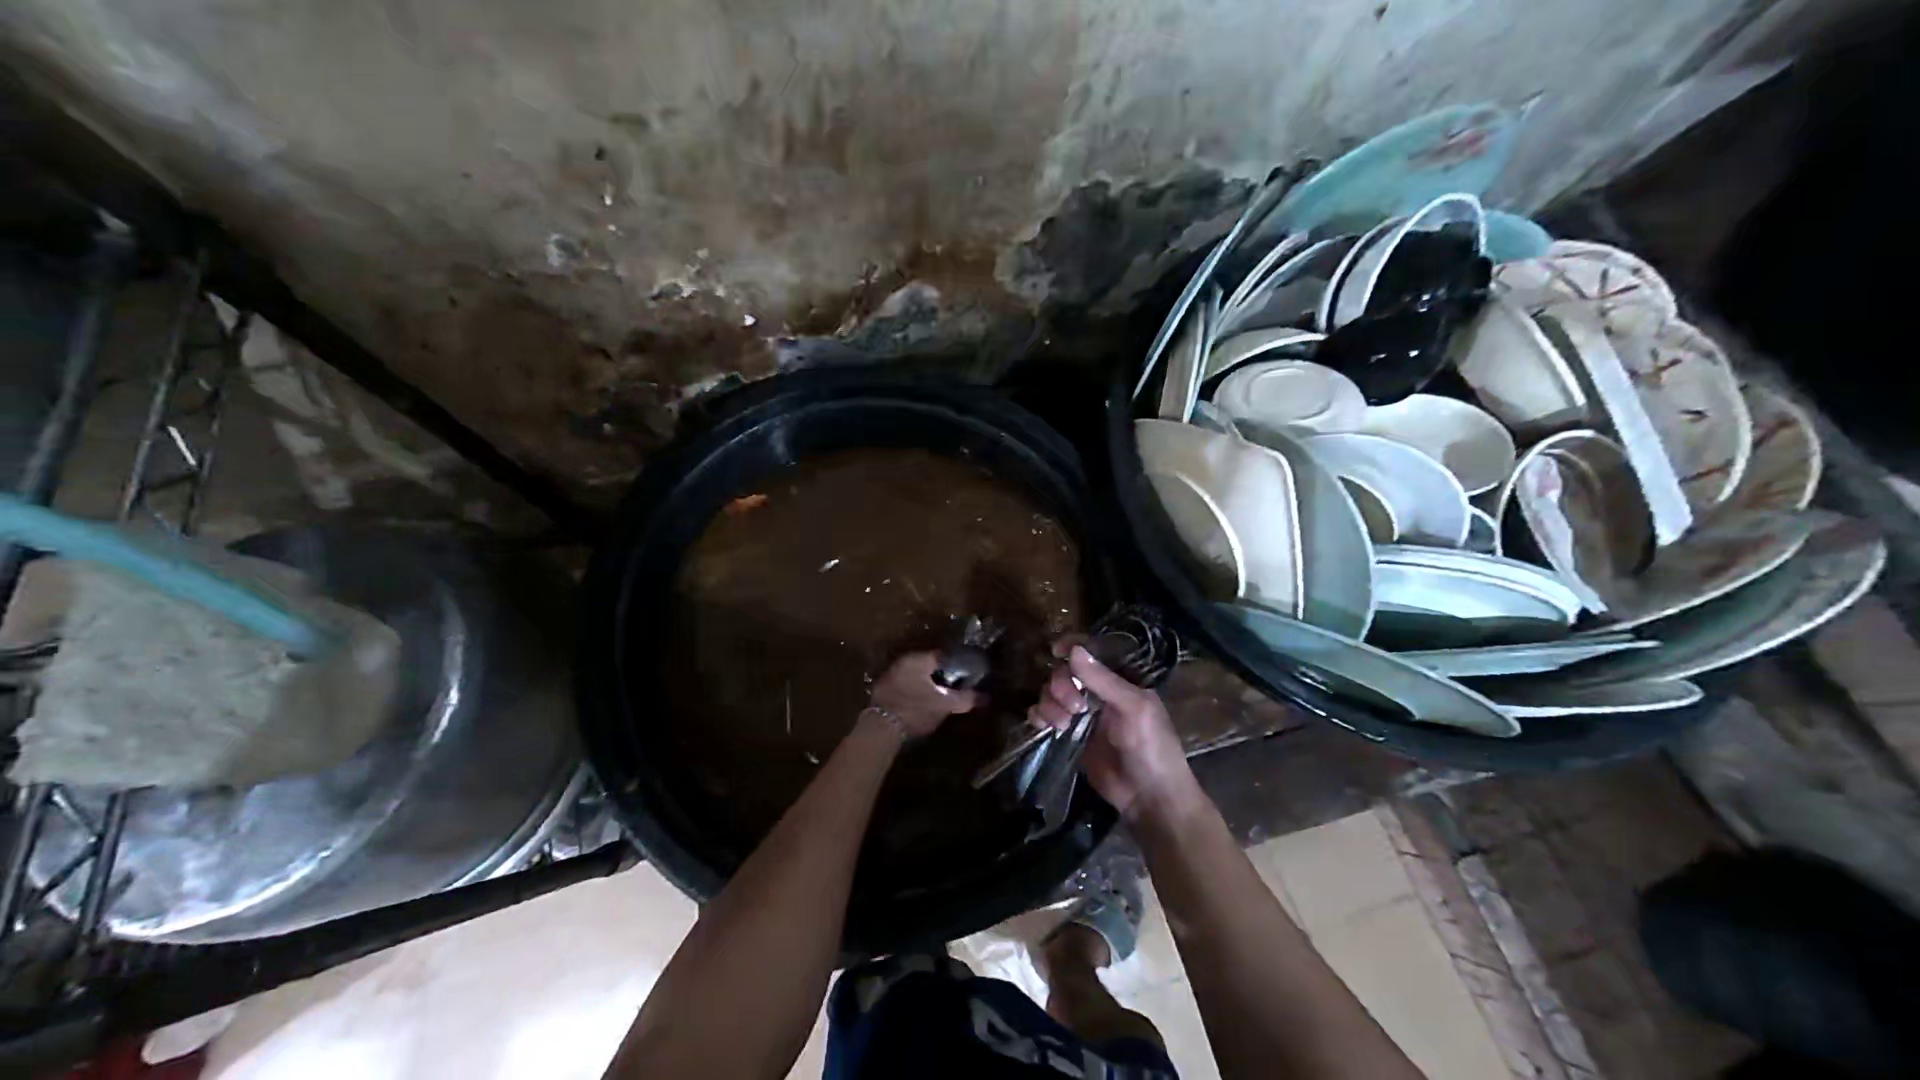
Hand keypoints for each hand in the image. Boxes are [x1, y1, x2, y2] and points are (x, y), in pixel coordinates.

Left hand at [867, 651, 981, 738]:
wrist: (881, 730)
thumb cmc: (916, 710)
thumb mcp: (945, 705)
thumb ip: (966, 699)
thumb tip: (986, 697)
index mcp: (917, 659)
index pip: (943, 656)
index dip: (956, 666)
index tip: (966, 677)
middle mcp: (902, 661)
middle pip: (928, 666)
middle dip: (941, 676)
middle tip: (954, 689)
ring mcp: (889, 675)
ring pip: (915, 676)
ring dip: (926, 684)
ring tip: (939, 698)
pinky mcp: (882, 690)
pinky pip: (904, 686)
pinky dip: (913, 691)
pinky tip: (920, 704)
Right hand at [1031, 642, 1198, 820]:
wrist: (1148, 797)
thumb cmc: (1152, 747)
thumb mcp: (1133, 709)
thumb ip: (1103, 680)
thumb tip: (1073, 649)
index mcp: (1121, 677)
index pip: (1093, 650)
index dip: (1073, 646)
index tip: (1056, 650)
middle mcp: (1099, 690)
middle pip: (1066, 671)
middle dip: (1062, 685)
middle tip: (1075, 709)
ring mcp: (1083, 712)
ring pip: (1052, 691)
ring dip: (1050, 702)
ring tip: (1062, 725)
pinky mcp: (1070, 733)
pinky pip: (1044, 714)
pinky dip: (1038, 715)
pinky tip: (1043, 725)